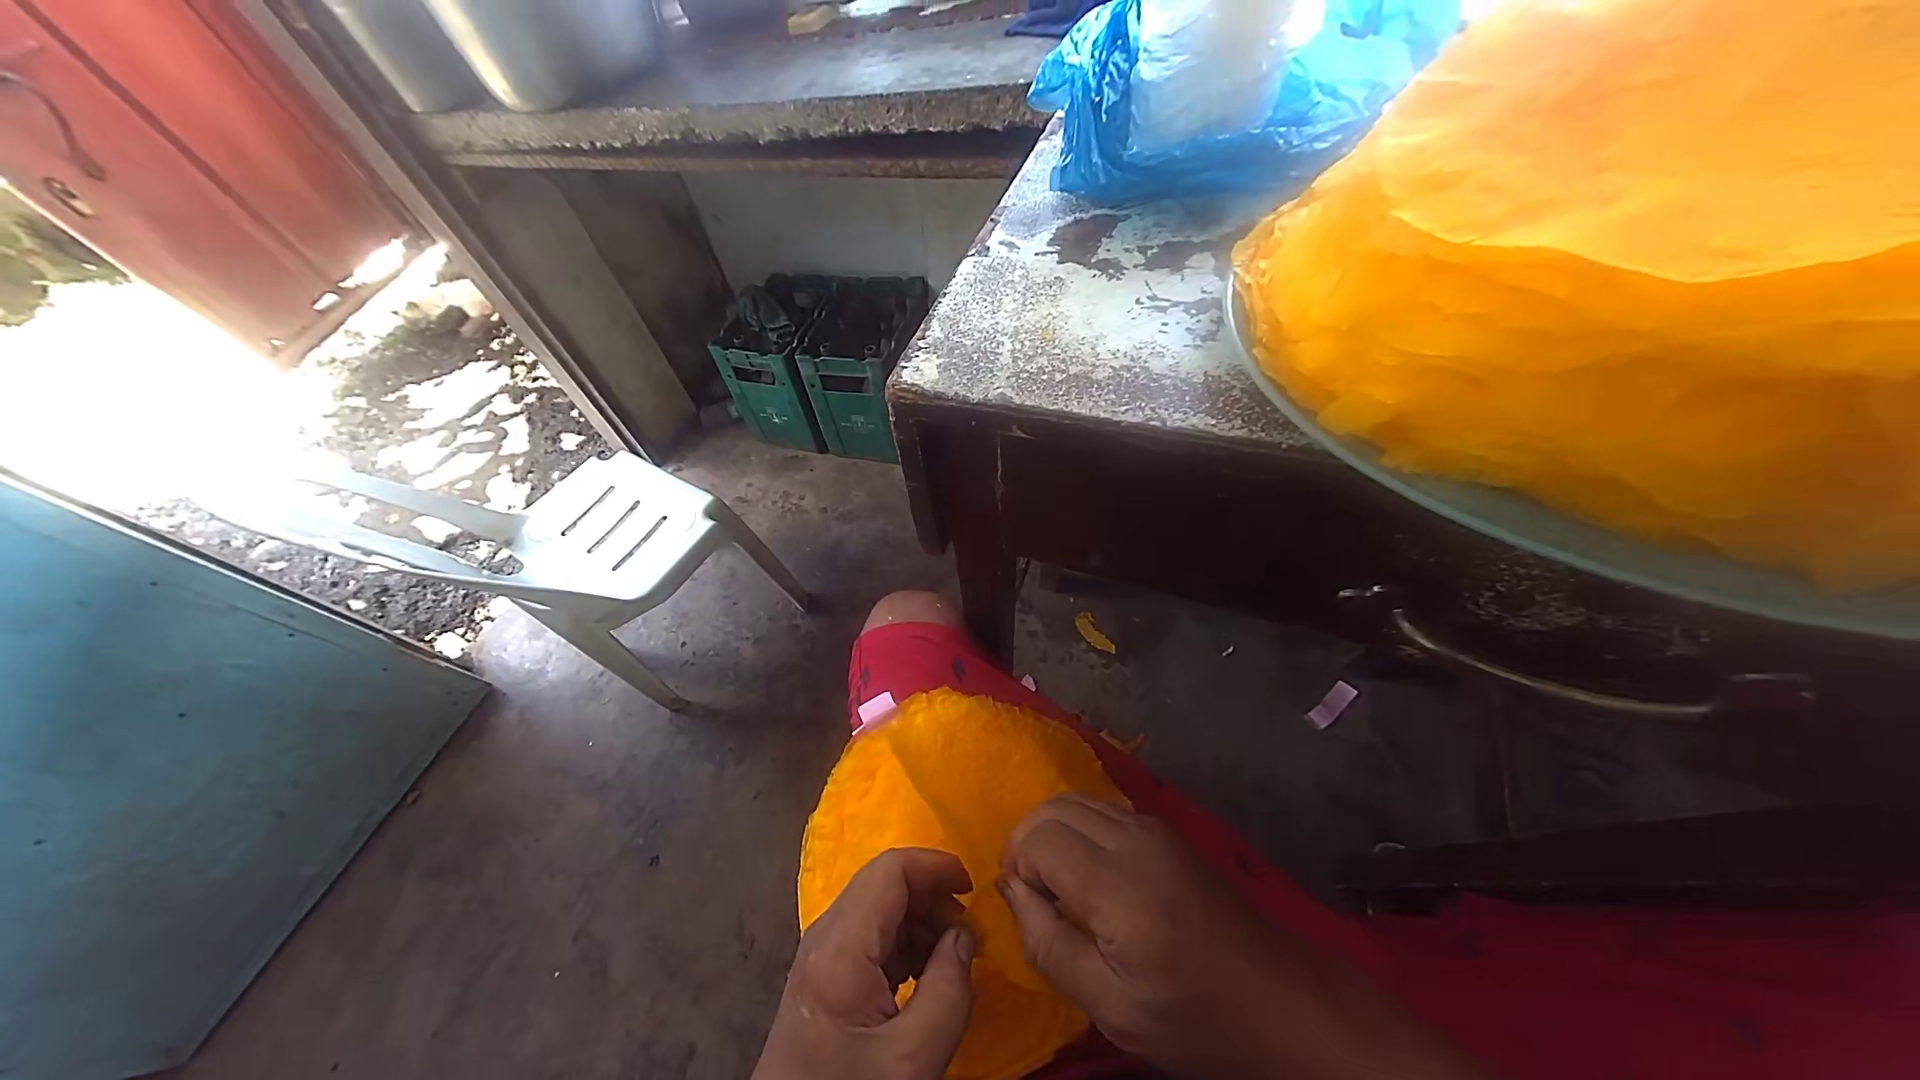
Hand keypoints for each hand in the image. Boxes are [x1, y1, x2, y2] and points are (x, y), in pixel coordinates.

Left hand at [753, 848, 977, 1079]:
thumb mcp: (913, 1057)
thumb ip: (950, 988)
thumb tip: (963, 936)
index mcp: (841, 946)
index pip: (891, 869)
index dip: (936, 866)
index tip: (973, 888)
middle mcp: (824, 937)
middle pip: (884, 883)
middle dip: (932, 896)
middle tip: (965, 933)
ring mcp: (820, 954)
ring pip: (878, 906)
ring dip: (920, 920)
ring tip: (950, 958)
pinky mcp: (823, 974)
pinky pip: (869, 935)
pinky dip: (903, 941)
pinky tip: (924, 975)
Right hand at [1000, 796, 1480, 1079]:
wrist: (1277, 999)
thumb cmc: (1193, 1017)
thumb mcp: (1111, 1006)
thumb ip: (1049, 945)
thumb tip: (1013, 890)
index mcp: (1120, 886)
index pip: (1039, 840)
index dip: (1017, 868)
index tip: (1028, 909)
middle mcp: (1135, 839)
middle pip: (1052, 809)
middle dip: (1026, 844)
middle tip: (1032, 895)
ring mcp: (1153, 827)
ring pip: (1074, 800)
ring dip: (1050, 832)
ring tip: (1056, 883)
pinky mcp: (1165, 828)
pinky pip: (1101, 808)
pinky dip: (1077, 828)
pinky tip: (1087, 871)